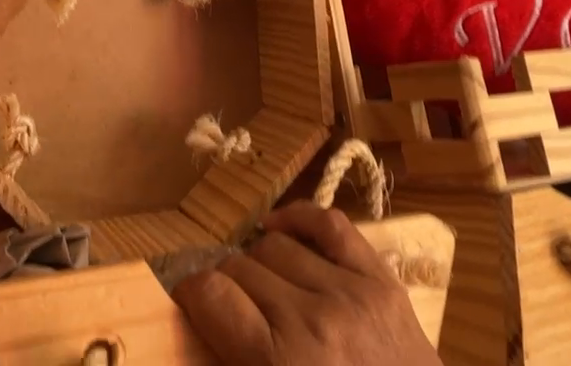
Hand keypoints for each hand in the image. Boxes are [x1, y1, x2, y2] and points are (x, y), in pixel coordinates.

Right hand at [174, 203, 437, 364]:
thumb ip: (230, 362)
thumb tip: (192, 328)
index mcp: (281, 363)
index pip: (210, 295)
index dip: (189, 295)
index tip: (188, 305)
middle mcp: (314, 319)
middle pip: (240, 267)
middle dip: (225, 285)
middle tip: (229, 308)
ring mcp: (353, 294)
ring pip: (275, 245)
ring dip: (258, 264)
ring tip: (261, 288)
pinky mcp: (383, 281)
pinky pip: (329, 224)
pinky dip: (298, 218)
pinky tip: (278, 229)